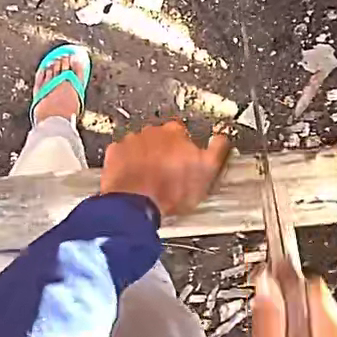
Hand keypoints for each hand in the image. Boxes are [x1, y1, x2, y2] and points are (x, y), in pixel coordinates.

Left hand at [100, 121, 232, 218]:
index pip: (183, 133)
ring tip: (150, 180)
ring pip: (140, 146)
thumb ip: (217, 151)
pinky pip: (122, 156)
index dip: (185, 149)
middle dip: (163, 152)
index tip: (185, 161)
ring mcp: (130, 142)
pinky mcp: (114, 155)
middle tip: (167, 173)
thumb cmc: (170, 190)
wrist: (135, 203)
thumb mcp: (207, 172)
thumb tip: (222, 139)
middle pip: (160, 139)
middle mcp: (152, 133)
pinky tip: (133, 180)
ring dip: (145, 158)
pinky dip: (126, 165)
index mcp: (176, 133)